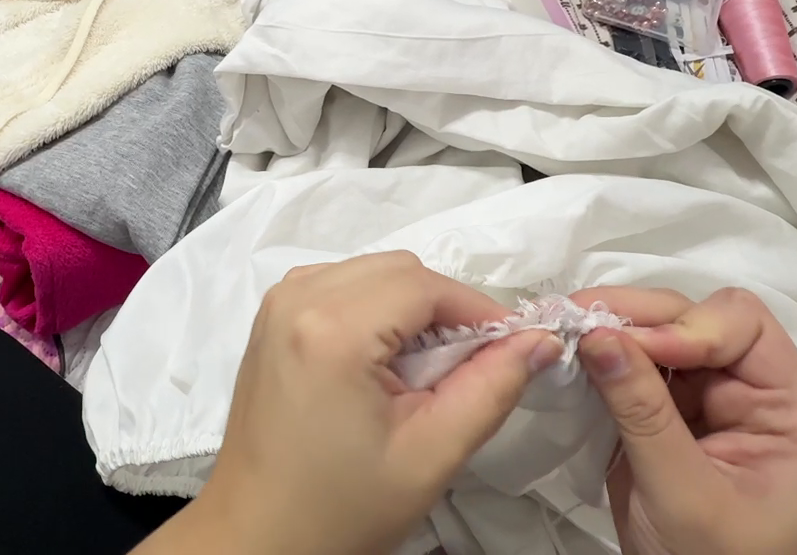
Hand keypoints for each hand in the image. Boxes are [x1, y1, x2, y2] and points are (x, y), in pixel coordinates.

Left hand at [136, 252, 562, 554]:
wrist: (259, 531)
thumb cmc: (342, 505)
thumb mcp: (429, 455)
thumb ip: (490, 388)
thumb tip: (538, 339)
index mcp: (331, 327)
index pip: (423, 284)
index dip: (477, 308)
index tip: (516, 342)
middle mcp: (298, 296)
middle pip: (396, 269)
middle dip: (444, 305)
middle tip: (473, 361)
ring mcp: (279, 300)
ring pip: (370, 269)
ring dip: (409, 304)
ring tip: (429, 365)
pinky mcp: (273, 312)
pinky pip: (340, 281)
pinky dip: (375, 304)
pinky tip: (386, 356)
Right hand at [572, 287, 796, 554]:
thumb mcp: (686, 497)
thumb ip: (643, 412)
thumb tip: (595, 333)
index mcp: (785, 410)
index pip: (741, 324)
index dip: (687, 324)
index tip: (632, 348)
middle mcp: (746, 392)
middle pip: (690, 317)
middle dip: (632, 316)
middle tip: (572, 320)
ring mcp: (701, 402)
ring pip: (652, 333)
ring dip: (607, 328)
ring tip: (561, 330)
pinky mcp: (659, 413)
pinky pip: (628, 364)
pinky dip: (596, 354)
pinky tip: (567, 355)